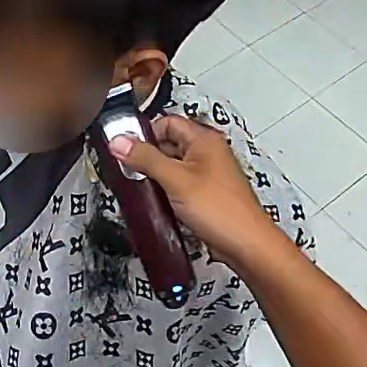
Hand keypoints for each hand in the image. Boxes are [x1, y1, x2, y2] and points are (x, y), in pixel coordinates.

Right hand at [109, 115, 283, 266]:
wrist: (246, 244)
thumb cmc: (224, 212)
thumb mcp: (176, 180)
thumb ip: (146, 159)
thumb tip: (120, 142)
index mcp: (205, 140)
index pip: (167, 121)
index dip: (145, 132)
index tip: (125, 147)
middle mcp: (208, 154)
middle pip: (168, 144)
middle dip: (147, 157)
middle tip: (131, 170)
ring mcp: (207, 175)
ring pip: (172, 167)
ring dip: (156, 177)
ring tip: (145, 189)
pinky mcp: (205, 195)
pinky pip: (179, 186)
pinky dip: (167, 193)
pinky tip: (159, 204)